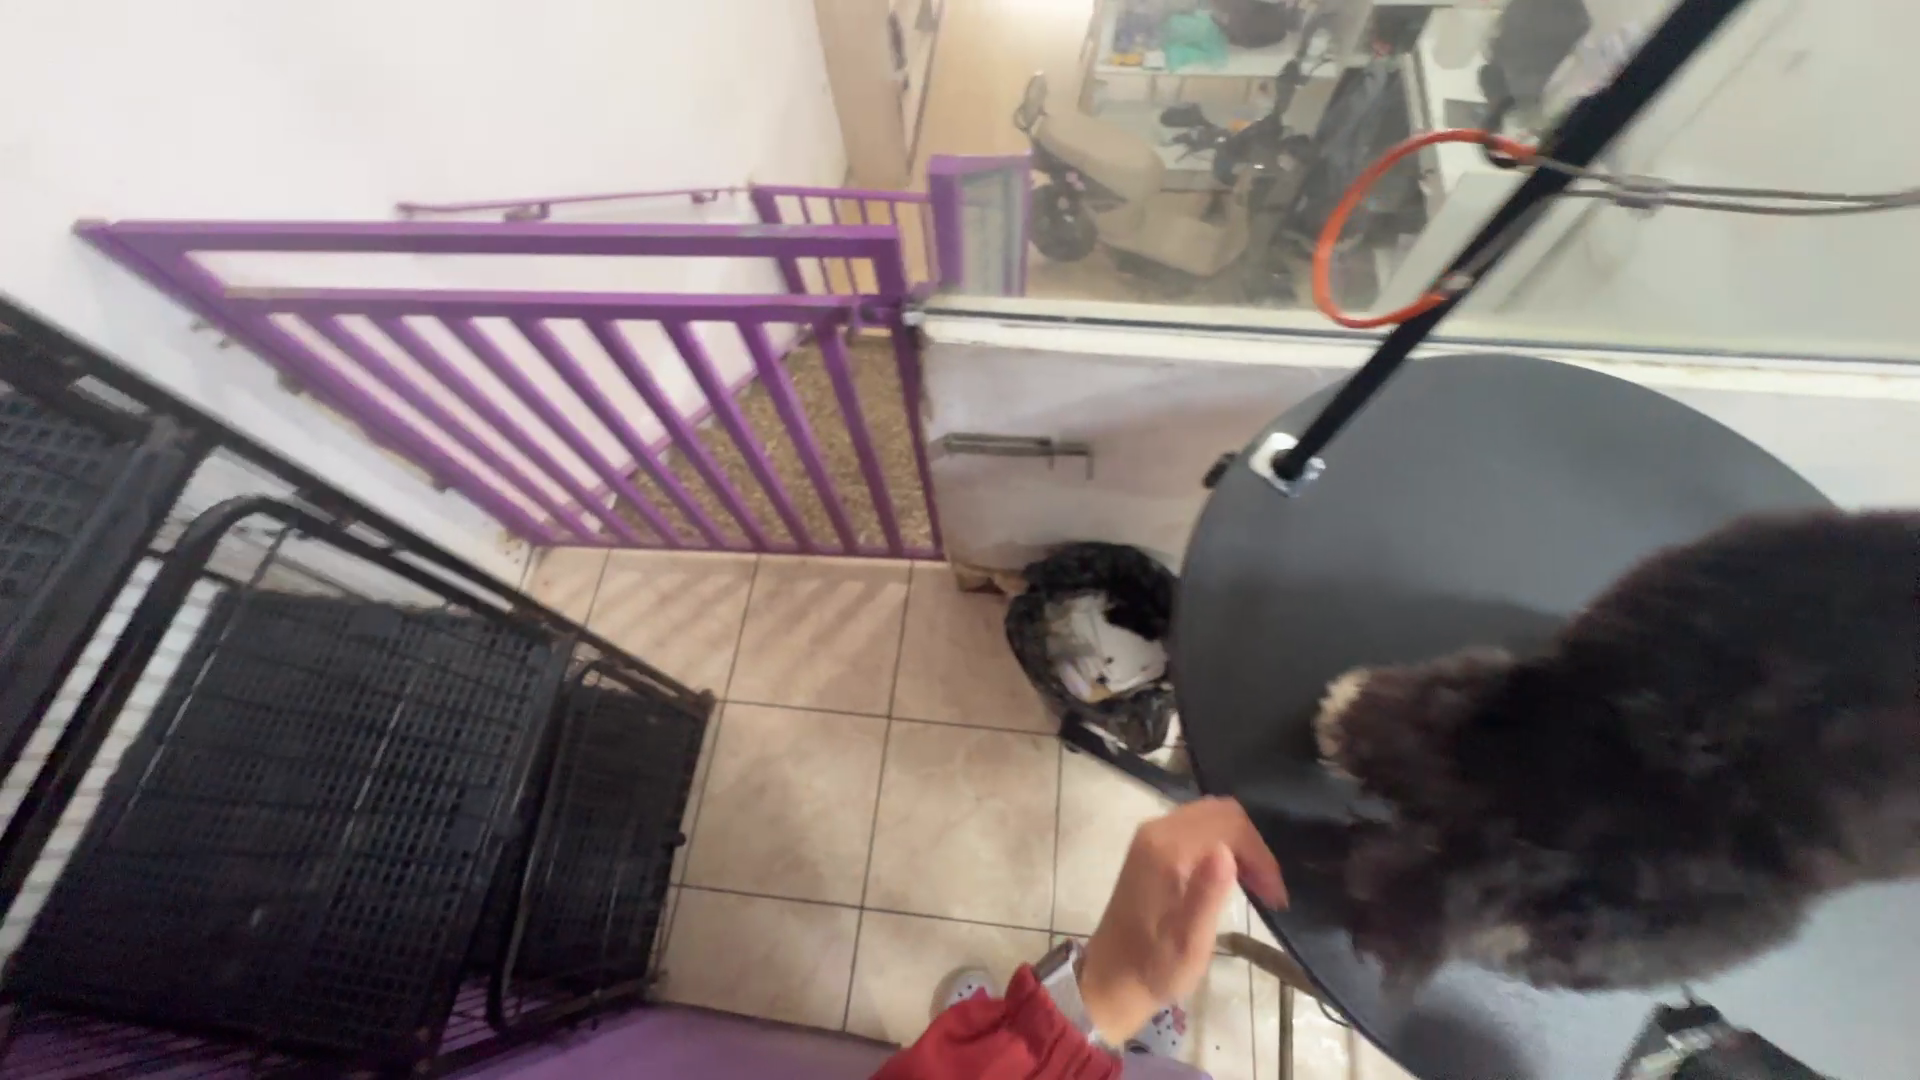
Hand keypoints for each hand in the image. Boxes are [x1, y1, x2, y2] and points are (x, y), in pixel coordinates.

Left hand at [1079, 796, 1286, 1042]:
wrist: (1112, 975)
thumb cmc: (1155, 965)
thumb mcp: (1189, 941)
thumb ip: (1207, 894)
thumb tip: (1226, 852)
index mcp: (1166, 850)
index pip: (1229, 824)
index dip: (1259, 854)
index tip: (1275, 895)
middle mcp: (1157, 830)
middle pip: (1220, 812)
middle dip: (1252, 846)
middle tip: (1268, 890)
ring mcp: (1151, 834)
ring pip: (1210, 816)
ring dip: (1239, 844)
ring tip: (1256, 886)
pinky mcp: (1151, 844)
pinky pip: (1197, 826)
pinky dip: (1222, 843)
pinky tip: (1231, 876)